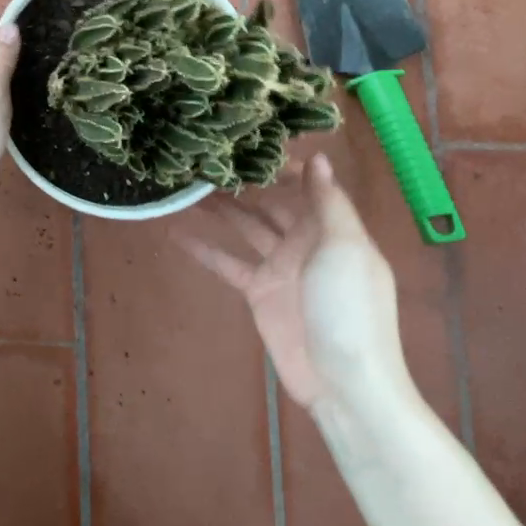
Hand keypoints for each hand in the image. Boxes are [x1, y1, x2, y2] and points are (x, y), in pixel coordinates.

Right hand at [175, 155, 408, 410]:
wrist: (344, 380)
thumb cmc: (350, 308)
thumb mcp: (344, 249)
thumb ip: (328, 203)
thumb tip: (317, 157)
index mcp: (332, 230)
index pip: (308, 187)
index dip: (282, 166)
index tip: (249, 144)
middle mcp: (306, 242)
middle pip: (272, 203)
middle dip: (246, 182)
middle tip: (207, 158)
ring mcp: (280, 267)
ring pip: (246, 226)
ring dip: (221, 208)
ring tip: (186, 186)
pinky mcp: (258, 291)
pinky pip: (227, 263)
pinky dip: (203, 248)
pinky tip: (175, 231)